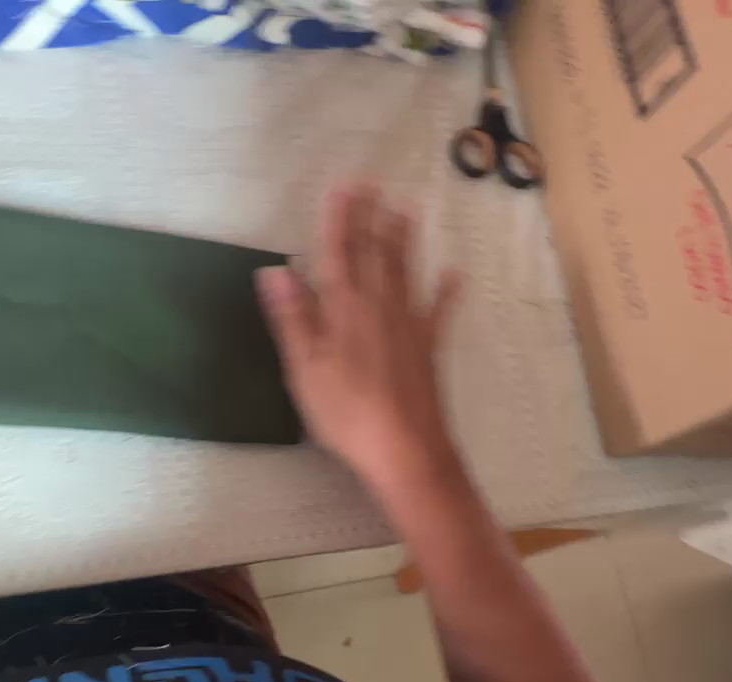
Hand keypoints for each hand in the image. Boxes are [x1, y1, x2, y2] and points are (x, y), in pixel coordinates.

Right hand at [257, 184, 465, 493]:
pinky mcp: (428, 347)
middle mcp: (379, 306)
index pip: (338, 255)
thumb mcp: (305, 369)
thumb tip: (275, 271)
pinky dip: (448, 291)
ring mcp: (409, 324)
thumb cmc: (346, 412)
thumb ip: (293, 318)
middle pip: (373, 254)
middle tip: (372, 184)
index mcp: (344, 310)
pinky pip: (440, 311)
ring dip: (403, 239)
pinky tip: (455, 274)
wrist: (404, 447)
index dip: (339, 220)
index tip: (342, 186)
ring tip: (404, 209)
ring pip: (405, 272)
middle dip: (370, 218)